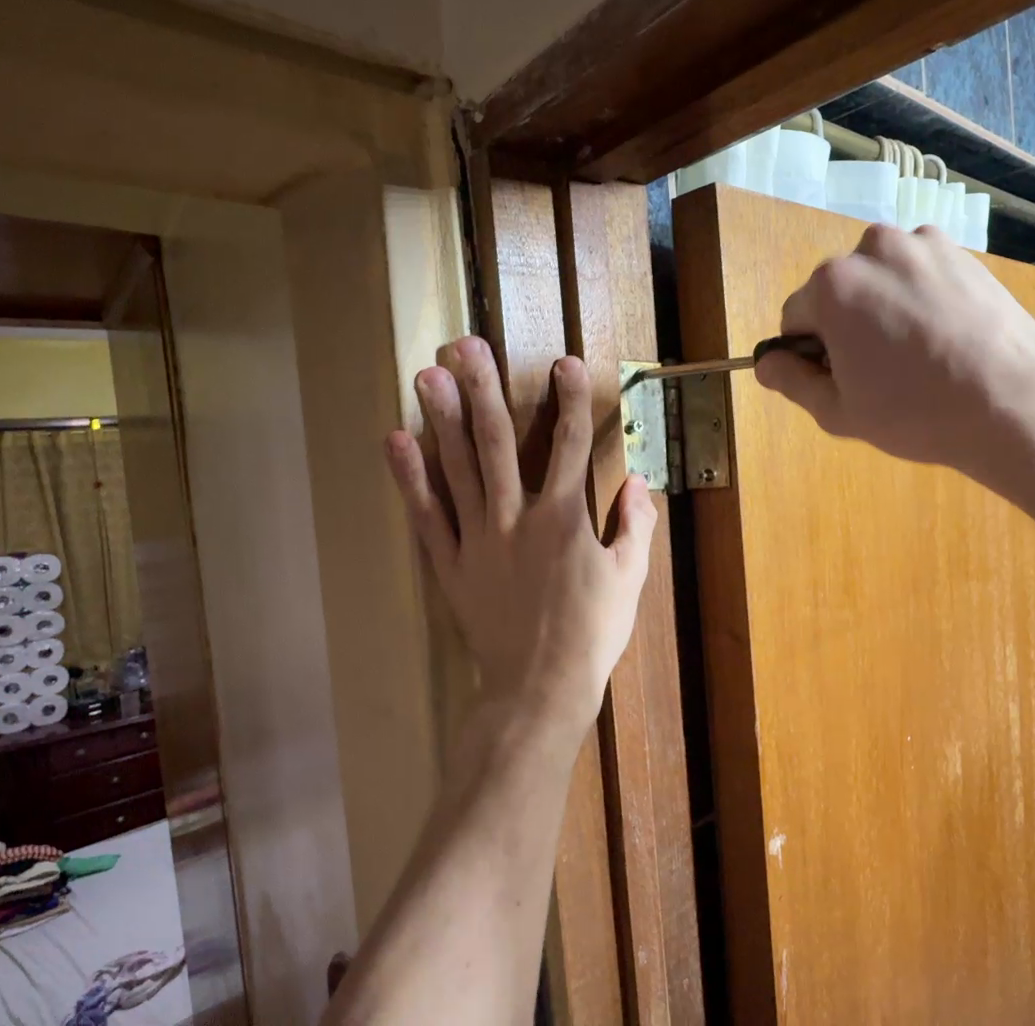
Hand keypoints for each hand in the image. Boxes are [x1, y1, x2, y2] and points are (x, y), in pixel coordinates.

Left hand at [386, 337, 655, 738]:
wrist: (539, 688)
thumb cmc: (592, 634)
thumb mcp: (629, 580)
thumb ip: (635, 527)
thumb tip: (638, 481)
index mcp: (567, 519)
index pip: (573, 446)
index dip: (571, 401)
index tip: (564, 361)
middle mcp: (517, 516)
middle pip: (500, 442)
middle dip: (486, 390)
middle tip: (468, 345)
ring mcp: (478, 538)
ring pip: (458, 467)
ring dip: (443, 418)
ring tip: (427, 373)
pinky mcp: (450, 562)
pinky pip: (427, 515)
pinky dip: (411, 478)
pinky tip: (396, 439)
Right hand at [754, 224, 1034, 484]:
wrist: (1014, 401)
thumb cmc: (915, 413)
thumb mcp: (838, 412)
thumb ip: (792, 381)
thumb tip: (767, 363)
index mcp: (832, 285)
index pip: (795, 318)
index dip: (811, 354)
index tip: (841, 381)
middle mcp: (872, 248)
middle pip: (838, 292)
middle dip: (847, 325)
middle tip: (882, 373)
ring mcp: (922, 243)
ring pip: (881, 278)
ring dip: (884, 307)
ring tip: (919, 355)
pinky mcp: (962, 251)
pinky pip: (920, 273)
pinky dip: (921, 297)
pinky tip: (946, 335)